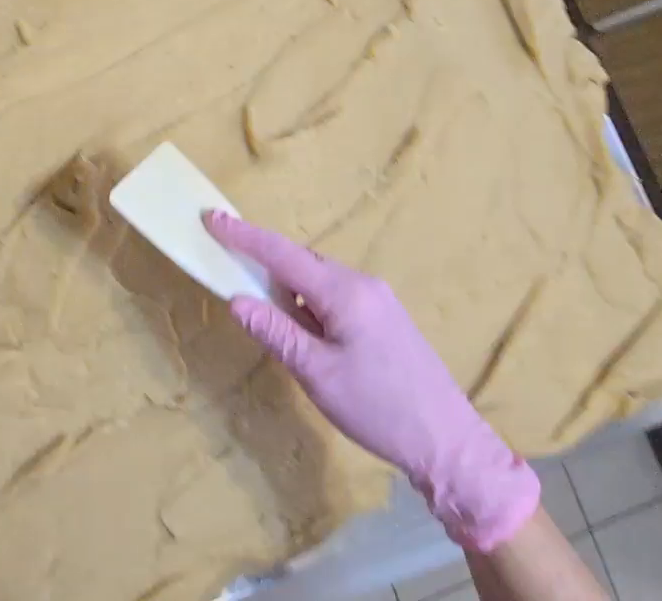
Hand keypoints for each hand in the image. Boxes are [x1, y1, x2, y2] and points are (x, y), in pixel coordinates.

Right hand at [204, 211, 539, 552]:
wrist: (450, 444)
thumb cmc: (379, 408)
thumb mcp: (317, 374)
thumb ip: (275, 332)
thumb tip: (236, 301)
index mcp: (344, 292)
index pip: (282, 254)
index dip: (243, 235)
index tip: (212, 217)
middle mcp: (362, 284)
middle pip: (301, 260)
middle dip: (262, 257)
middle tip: (226, 259)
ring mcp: (378, 300)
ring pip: (318, 278)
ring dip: (285, 282)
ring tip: (259, 300)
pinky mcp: (384, 318)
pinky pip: (333, 294)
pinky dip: (306, 298)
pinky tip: (299, 323)